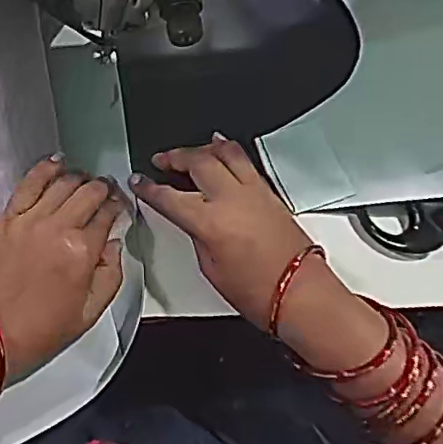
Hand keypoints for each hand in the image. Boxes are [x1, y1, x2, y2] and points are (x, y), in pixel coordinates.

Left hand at [0, 156, 126, 378]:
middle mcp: (57, 228)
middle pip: (88, 193)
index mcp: (82, 252)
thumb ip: (110, 275)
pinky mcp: (7, 218)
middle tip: (106, 192)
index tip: (118, 207)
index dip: (117, 207)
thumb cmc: (35, 330)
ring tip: (84, 179)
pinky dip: (44, 169)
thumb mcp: (89, 313)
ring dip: (78, 178)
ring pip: (62, 183)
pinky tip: (55, 163)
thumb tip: (114, 247)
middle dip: (102, 189)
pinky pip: (29, 183)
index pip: (108, 216)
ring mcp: (29, 220)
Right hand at [130, 135, 319, 329]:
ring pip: (223, 152)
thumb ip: (196, 235)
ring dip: (200, 148)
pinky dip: (228, 150)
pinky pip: (245, 161)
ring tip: (189, 150)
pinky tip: (220, 148)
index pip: (168, 196)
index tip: (139, 182)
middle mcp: (233, 200)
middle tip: (161, 160)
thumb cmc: (262, 292)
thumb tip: (189, 219)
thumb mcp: (210, 267)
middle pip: (196, 161)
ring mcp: (254, 193)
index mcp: (211, 223)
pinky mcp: (270, 193)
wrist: (302, 296)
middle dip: (173, 157)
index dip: (148, 188)